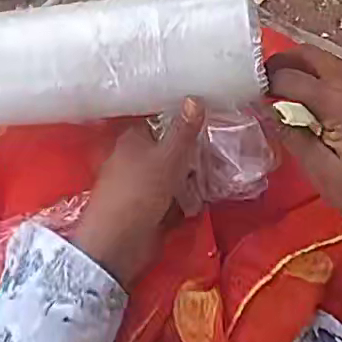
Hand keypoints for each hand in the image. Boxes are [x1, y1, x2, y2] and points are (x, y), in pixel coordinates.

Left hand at [71, 99, 204, 282]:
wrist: (119, 244)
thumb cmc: (138, 191)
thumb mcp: (166, 158)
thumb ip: (183, 131)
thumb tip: (194, 97)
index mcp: (133, 138)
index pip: (159, 120)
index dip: (181, 117)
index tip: (208, 113)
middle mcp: (136, 157)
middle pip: (169, 147)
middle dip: (192, 148)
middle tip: (222, 143)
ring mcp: (143, 183)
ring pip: (174, 172)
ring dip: (193, 174)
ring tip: (222, 167)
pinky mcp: (150, 207)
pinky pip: (174, 196)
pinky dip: (188, 196)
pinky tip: (209, 193)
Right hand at [263, 48, 341, 255]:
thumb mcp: (319, 169)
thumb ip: (291, 134)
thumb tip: (268, 111)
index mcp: (340, 102)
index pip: (293, 78)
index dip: (268, 82)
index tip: (251, 91)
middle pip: (313, 55)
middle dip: (284, 60)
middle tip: (263, 76)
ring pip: (329, 60)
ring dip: (303, 64)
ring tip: (281, 81)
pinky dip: (320, 73)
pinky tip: (308, 93)